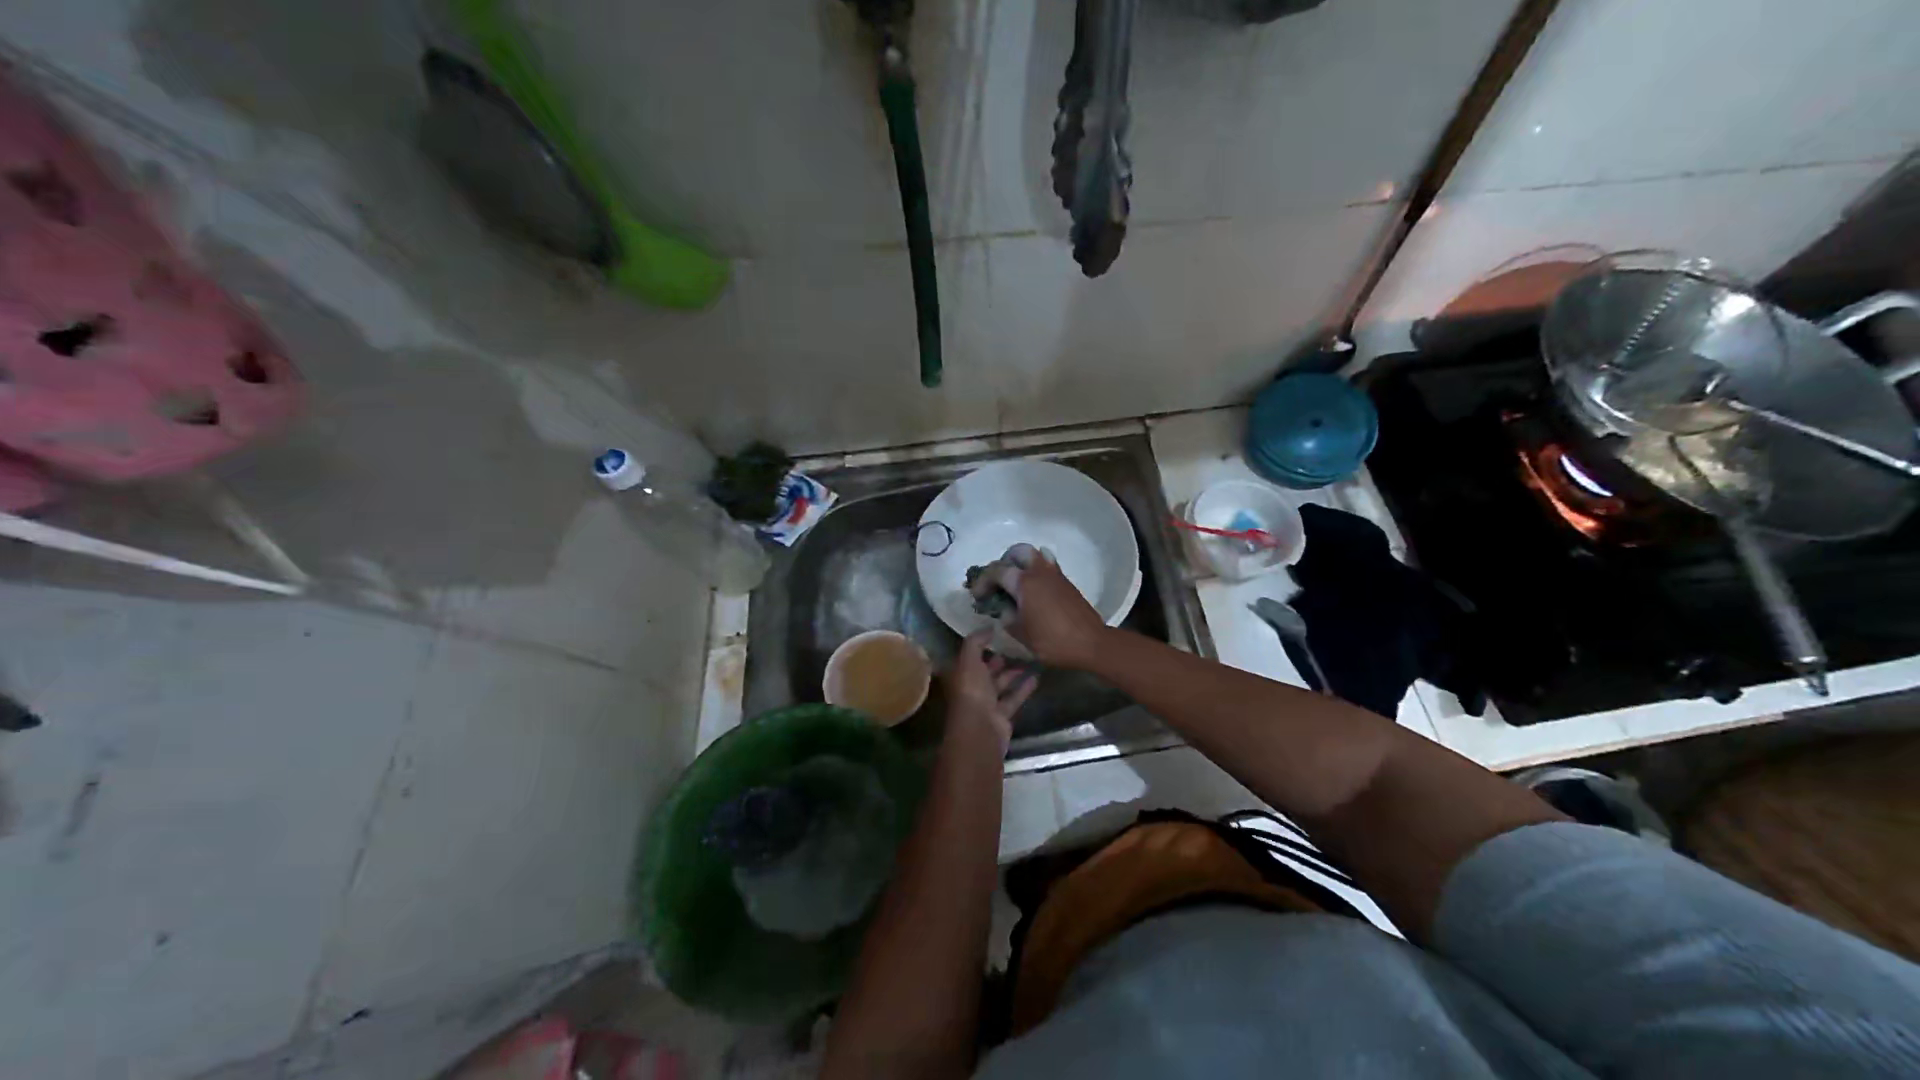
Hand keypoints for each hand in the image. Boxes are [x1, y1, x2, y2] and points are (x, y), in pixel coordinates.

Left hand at [944, 632, 1036, 752]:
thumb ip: (976, 642)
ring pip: (1001, 684)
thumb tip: (988, 626)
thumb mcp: (969, 660)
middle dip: (998, 659)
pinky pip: (1014, 698)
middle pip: (986, 671)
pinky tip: (1036, 676)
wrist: (980, 728)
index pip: (969, 657)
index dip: (980, 645)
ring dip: (1014, 672)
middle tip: (1015, 644)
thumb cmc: (971, 691)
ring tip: (1030, 658)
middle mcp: (971, 688)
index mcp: (960, 675)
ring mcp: (986, 703)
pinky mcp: (1002, 715)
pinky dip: (1024, 688)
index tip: (996, 632)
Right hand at [968, 545, 1107, 668]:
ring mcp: (1055, 574)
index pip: (996, 571)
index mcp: (1024, 582)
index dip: (982, 581)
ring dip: (1021, 564)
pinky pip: (1048, 566)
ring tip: (1015, 583)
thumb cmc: (1053, 641)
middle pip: (1018, 551)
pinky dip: (1037, 570)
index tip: (977, 596)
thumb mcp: (1021, 634)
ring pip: (1035, 555)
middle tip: (998, 581)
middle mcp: (1039, 571)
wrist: (1091, 643)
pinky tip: (1034, 588)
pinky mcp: (1066, 582)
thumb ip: (1007, 618)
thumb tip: (1004, 610)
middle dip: (1004, 562)